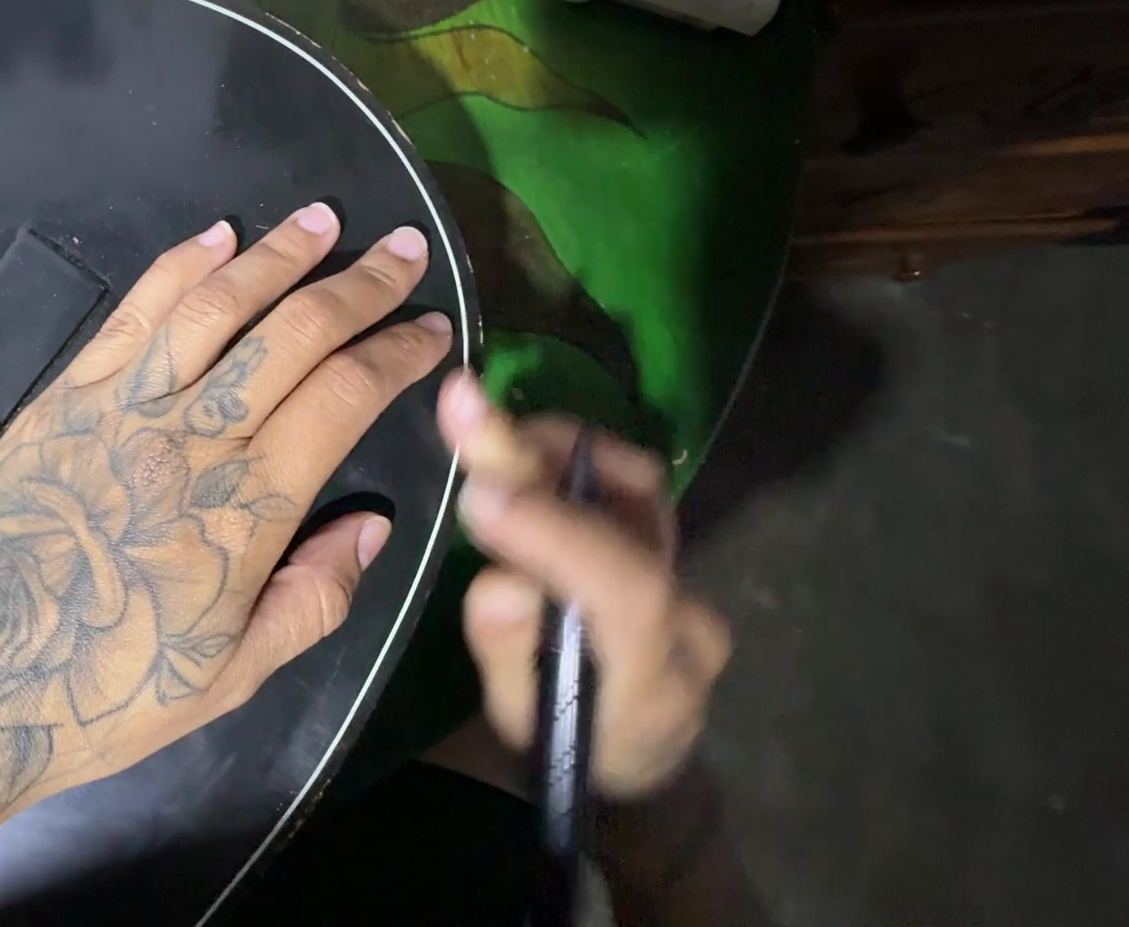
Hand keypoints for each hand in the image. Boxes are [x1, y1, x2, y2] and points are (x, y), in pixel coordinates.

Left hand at [0, 204, 451, 923]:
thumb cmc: (106, 690)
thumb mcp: (233, 675)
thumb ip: (315, 597)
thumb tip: (375, 524)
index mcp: (246, 509)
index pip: (344, 398)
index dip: (398, 354)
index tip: (432, 328)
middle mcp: (192, 440)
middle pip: (292, 336)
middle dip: (357, 287)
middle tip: (400, 251)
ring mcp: (122, 408)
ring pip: (214, 308)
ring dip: (275, 256)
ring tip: (320, 220)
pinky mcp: (66, 397)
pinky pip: (132, 316)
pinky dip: (179, 268)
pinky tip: (215, 236)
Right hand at [436, 372, 730, 797]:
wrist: (633, 748)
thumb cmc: (564, 741)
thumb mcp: (522, 723)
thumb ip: (512, 657)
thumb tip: (499, 583)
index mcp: (656, 677)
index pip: (624, 593)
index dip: (555, 535)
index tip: (480, 495)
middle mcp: (688, 613)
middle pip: (626, 519)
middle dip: (533, 458)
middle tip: (463, 403)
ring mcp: (684, 571)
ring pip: (631, 482)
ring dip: (549, 445)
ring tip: (478, 425)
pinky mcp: (663, 542)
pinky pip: (622, 476)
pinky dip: (564, 450)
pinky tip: (517, 443)